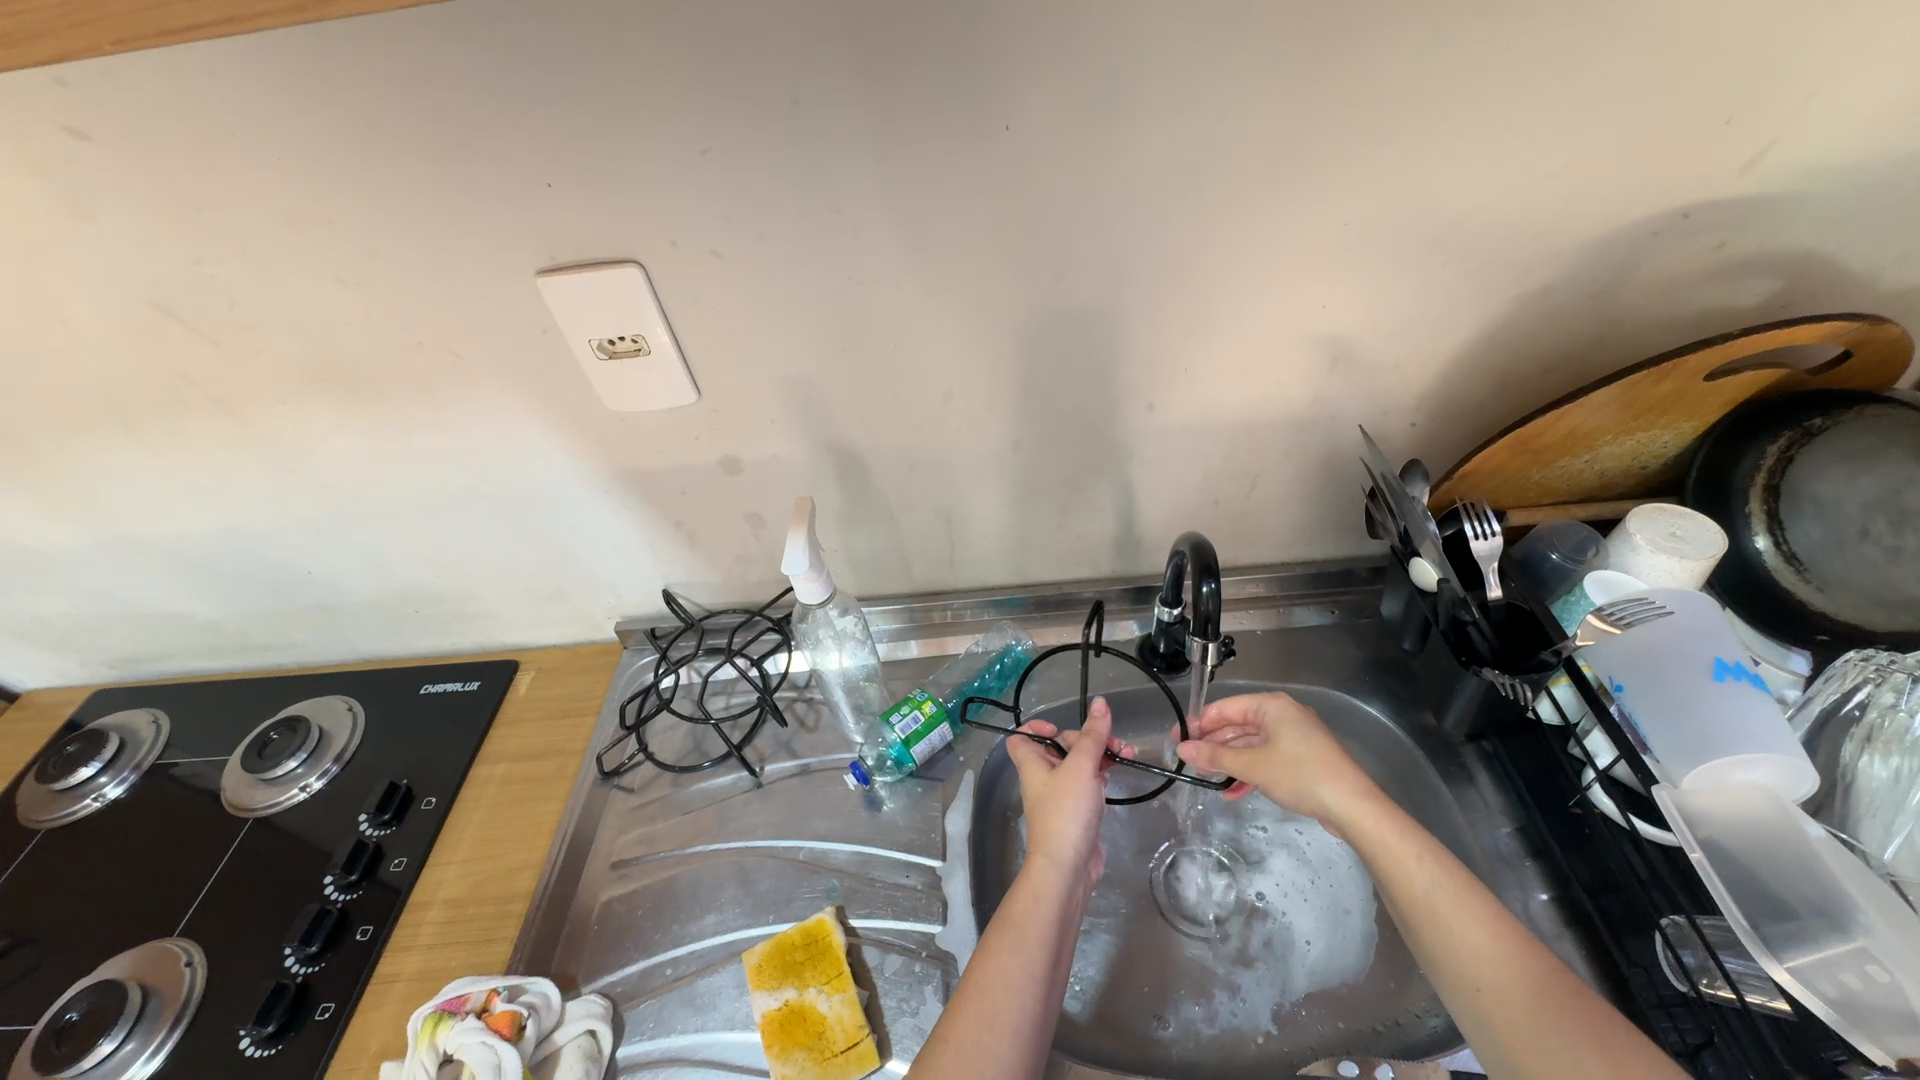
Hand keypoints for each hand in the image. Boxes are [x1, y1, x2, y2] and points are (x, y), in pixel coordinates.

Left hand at [1006, 697, 1131, 891]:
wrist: (1068, 865)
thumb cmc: (1066, 810)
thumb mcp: (1081, 766)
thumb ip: (1093, 734)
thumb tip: (1101, 703)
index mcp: (1032, 762)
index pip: (1021, 736)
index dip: (1037, 726)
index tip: (1062, 727)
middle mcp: (1042, 776)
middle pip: (1061, 746)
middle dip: (1089, 739)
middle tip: (1115, 744)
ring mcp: (1060, 795)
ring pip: (1079, 764)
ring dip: (1101, 755)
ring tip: (1127, 756)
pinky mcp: (1077, 811)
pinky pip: (1088, 784)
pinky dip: (1101, 776)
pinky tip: (1115, 777)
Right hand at [1174, 692, 1380, 826]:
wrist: (1352, 806)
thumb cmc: (1300, 775)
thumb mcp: (1252, 765)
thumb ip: (1214, 757)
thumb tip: (1182, 749)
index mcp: (1271, 706)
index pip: (1225, 708)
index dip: (1198, 724)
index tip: (1177, 740)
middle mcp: (1282, 716)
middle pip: (1237, 726)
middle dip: (1213, 746)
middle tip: (1190, 764)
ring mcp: (1293, 738)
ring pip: (1250, 745)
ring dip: (1229, 763)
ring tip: (1207, 780)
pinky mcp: (1300, 759)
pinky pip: (1265, 759)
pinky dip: (1248, 773)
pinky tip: (1233, 792)